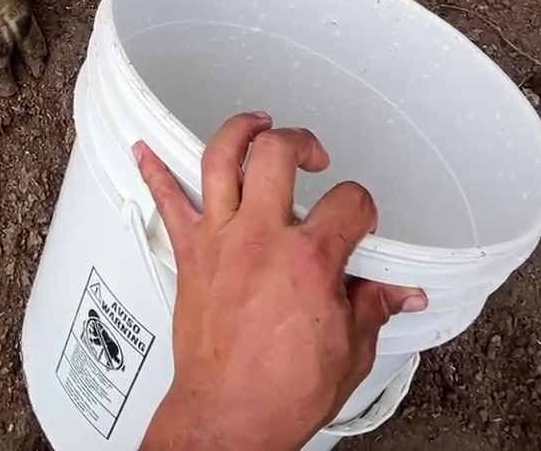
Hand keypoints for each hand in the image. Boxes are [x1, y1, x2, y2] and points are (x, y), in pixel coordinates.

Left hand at [136, 112, 426, 450]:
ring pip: (221, 159)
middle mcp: (261, 237)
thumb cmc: (280, 392)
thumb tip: (397, 290)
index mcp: (308, 260)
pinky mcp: (190, 251)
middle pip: (277, 154)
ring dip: (239, 130)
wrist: (228, 418)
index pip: (349, 203)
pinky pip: (166, 200)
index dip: (362, 205)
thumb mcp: (349, 352)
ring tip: (255, 122)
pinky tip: (144, 148)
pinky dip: (153, 170)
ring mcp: (220, 239)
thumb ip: (372, 306)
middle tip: (311, 153)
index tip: (358, 216)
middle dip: (301, 141)